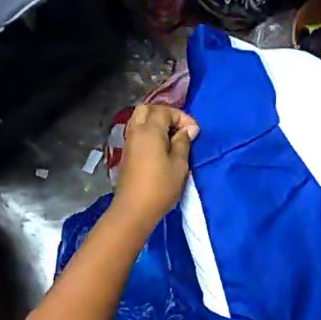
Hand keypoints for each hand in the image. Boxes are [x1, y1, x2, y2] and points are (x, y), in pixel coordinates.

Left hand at [111, 103, 198, 227]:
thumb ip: (183, 142)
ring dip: (154, 123)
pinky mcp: (126, 154)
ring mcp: (128, 143)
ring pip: (138, 120)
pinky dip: (147, 133)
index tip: (193, 132)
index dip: (181, 117)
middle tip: (179, 128)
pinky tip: (160, 147)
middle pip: (146, 110)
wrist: (134, 209)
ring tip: (170, 138)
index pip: (164, 111)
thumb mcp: (179, 164)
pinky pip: (136, 133)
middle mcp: (135, 132)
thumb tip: (189, 129)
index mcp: (149, 130)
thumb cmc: (160, 187)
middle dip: (164, 114)